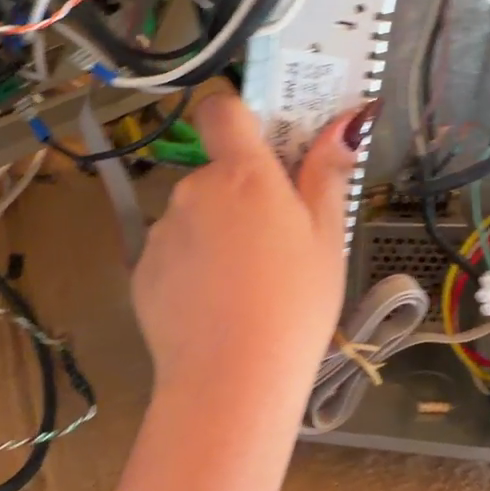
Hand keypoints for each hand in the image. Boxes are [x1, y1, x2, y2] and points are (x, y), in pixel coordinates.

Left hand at [132, 92, 361, 394]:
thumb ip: (328, 174)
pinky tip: (212, 308)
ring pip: (192, 218)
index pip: (222, 110)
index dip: (239, 119)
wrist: (232, 380)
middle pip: (214, 175)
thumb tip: (349, 118)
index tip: (262, 149)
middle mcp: (193, 192)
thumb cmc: (295, 305)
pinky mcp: (140, 273)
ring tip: (241, 287)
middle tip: (271, 246)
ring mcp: (161, 233)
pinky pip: (171, 256)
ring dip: (212, 235)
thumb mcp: (327, 240)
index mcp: (243, 176)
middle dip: (238, 198)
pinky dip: (189, 270)